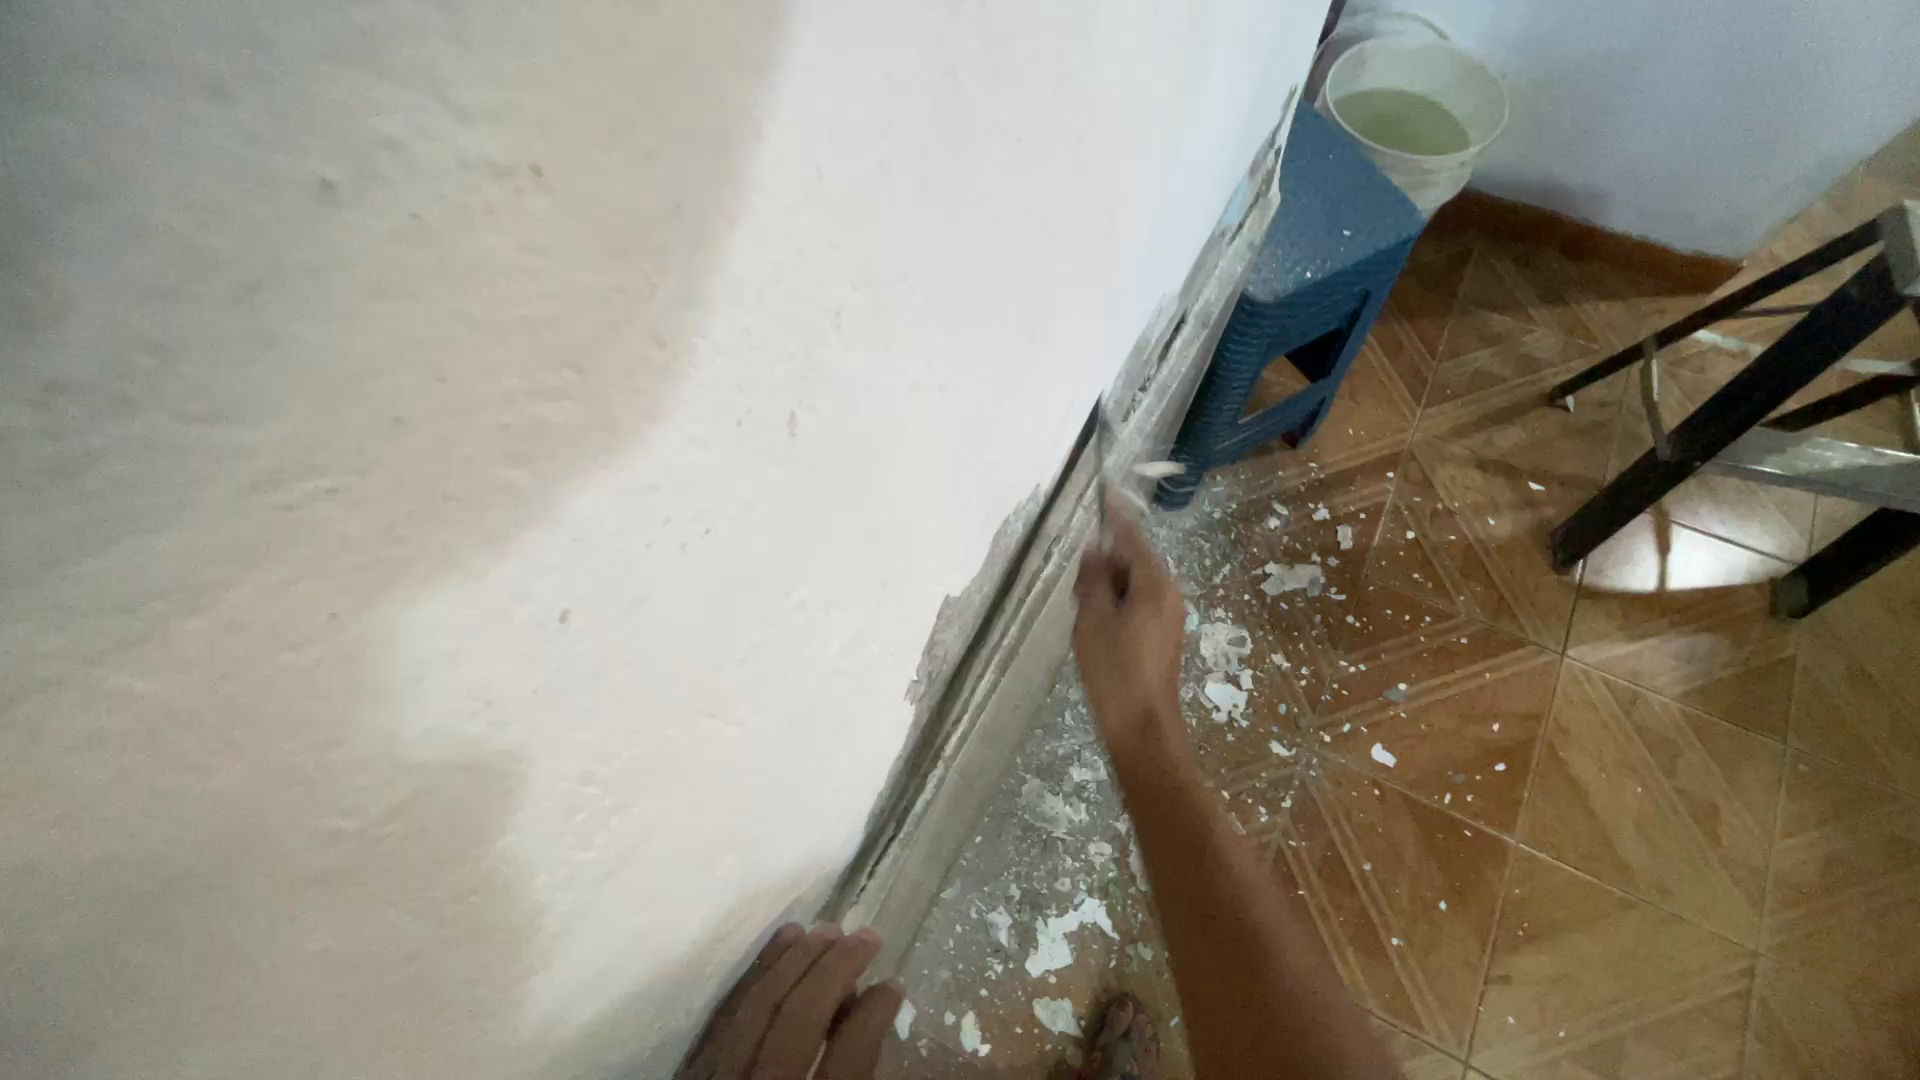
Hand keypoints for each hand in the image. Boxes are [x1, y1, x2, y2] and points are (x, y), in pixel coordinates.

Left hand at [676, 923, 903, 1079]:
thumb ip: (855, 1076)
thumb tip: (868, 1018)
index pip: (847, 1062)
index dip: (874, 1016)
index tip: (894, 985)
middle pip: (798, 1021)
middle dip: (837, 969)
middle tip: (869, 936)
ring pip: (758, 1006)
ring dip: (797, 960)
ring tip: (829, 929)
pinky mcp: (692, 1076)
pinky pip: (726, 1012)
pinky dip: (757, 972)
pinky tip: (781, 941)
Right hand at [1072, 499, 1187, 760]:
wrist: (1142, 727)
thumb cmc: (1114, 671)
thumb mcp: (1093, 620)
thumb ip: (1092, 579)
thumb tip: (1094, 549)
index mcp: (1156, 584)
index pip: (1132, 538)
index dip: (1115, 516)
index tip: (1105, 490)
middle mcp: (1170, 593)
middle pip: (1133, 560)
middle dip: (1104, 563)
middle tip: (1075, 585)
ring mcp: (1170, 615)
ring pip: (1133, 584)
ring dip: (1107, 587)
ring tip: (1081, 610)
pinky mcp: (1163, 635)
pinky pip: (1137, 604)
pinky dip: (1116, 605)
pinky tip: (1095, 627)